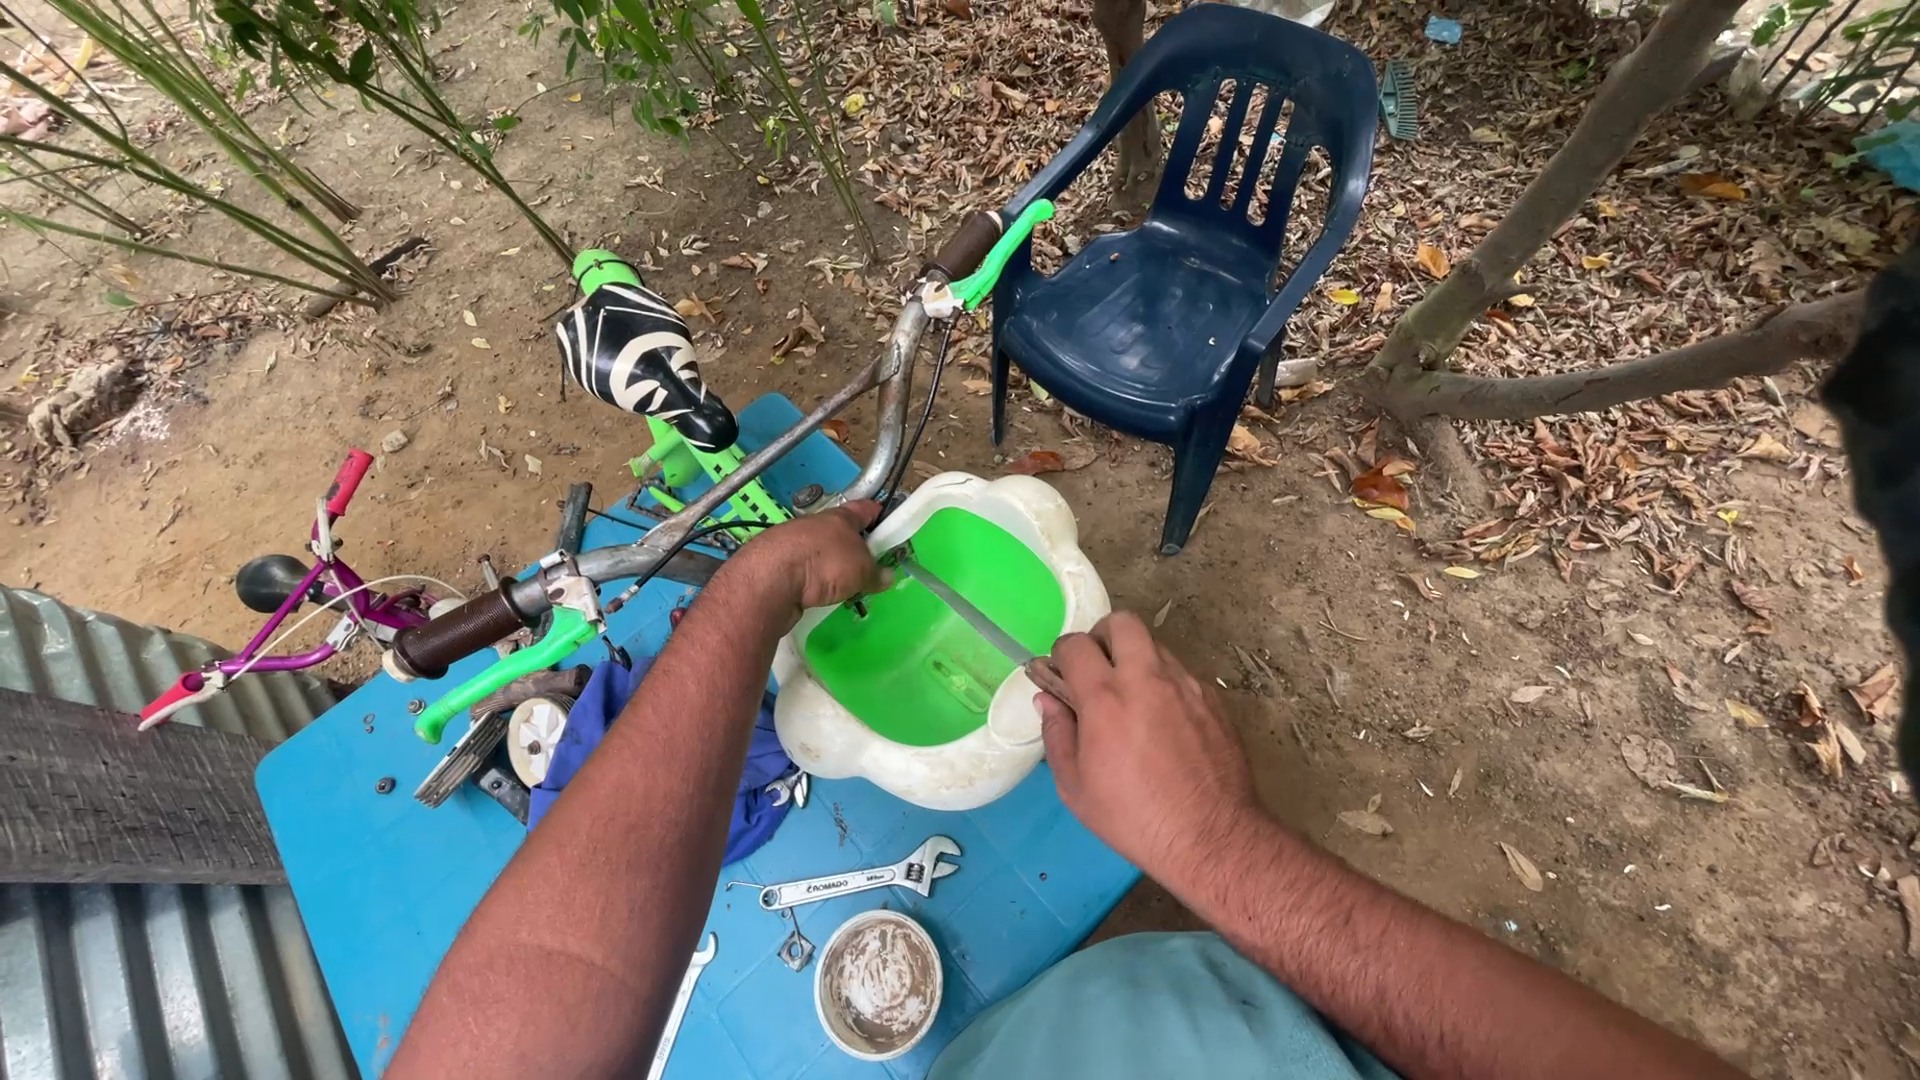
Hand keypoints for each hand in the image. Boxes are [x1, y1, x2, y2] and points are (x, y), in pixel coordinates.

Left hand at [735, 500, 887, 621]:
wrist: (771, 579)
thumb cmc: (824, 563)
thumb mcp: (861, 569)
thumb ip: (876, 573)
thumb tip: (887, 576)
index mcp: (840, 517)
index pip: (864, 508)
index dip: (878, 515)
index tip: (889, 525)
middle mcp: (815, 524)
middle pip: (841, 531)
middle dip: (855, 546)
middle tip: (870, 566)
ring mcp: (793, 543)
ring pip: (821, 552)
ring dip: (832, 566)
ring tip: (845, 586)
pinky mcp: (777, 564)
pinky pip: (804, 570)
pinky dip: (813, 580)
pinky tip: (819, 595)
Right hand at [1039, 611, 1261, 885]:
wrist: (1211, 838)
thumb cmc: (1133, 817)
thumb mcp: (1075, 787)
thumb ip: (1057, 734)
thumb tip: (1047, 701)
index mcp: (1105, 697)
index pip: (1076, 644)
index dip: (1062, 655)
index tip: (1062, 675)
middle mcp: (1146, 678)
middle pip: (1122, 622)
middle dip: (1103, 635)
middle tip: (1098, 668)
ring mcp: (1185, 684)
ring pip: (1155, 645)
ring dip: (1136, 658)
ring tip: (1133, 697)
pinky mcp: (1213, 699)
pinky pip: (1182, 673)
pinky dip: (1165, 683)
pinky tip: (1164, 720)